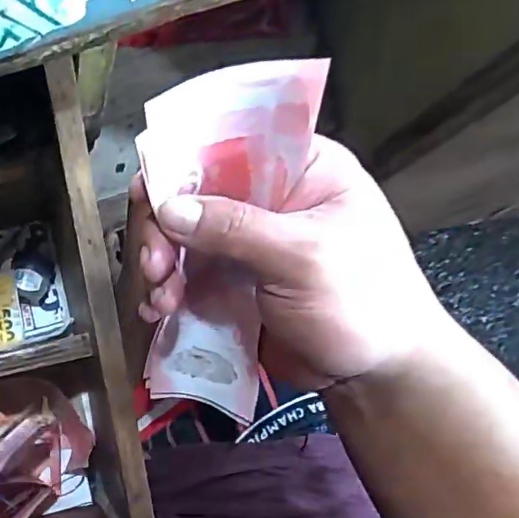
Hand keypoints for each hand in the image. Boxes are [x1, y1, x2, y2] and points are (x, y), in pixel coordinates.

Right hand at [123, 135, 449, 386]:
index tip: (150, 196)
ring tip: (161, 300)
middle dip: (163, 230)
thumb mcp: (303, 257)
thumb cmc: (363, 302)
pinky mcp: (230, 287)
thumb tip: (170, 208)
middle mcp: (265, 201)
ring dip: (160, 269)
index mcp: (298, 169)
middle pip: (191, 196)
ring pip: (181, 242)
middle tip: (156, 265)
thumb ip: (235, 229)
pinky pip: (185, 280)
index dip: (180, 164)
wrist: (369, 373)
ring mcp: (244, 247)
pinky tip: (161, 312)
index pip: (226, 144)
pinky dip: (166, 294)